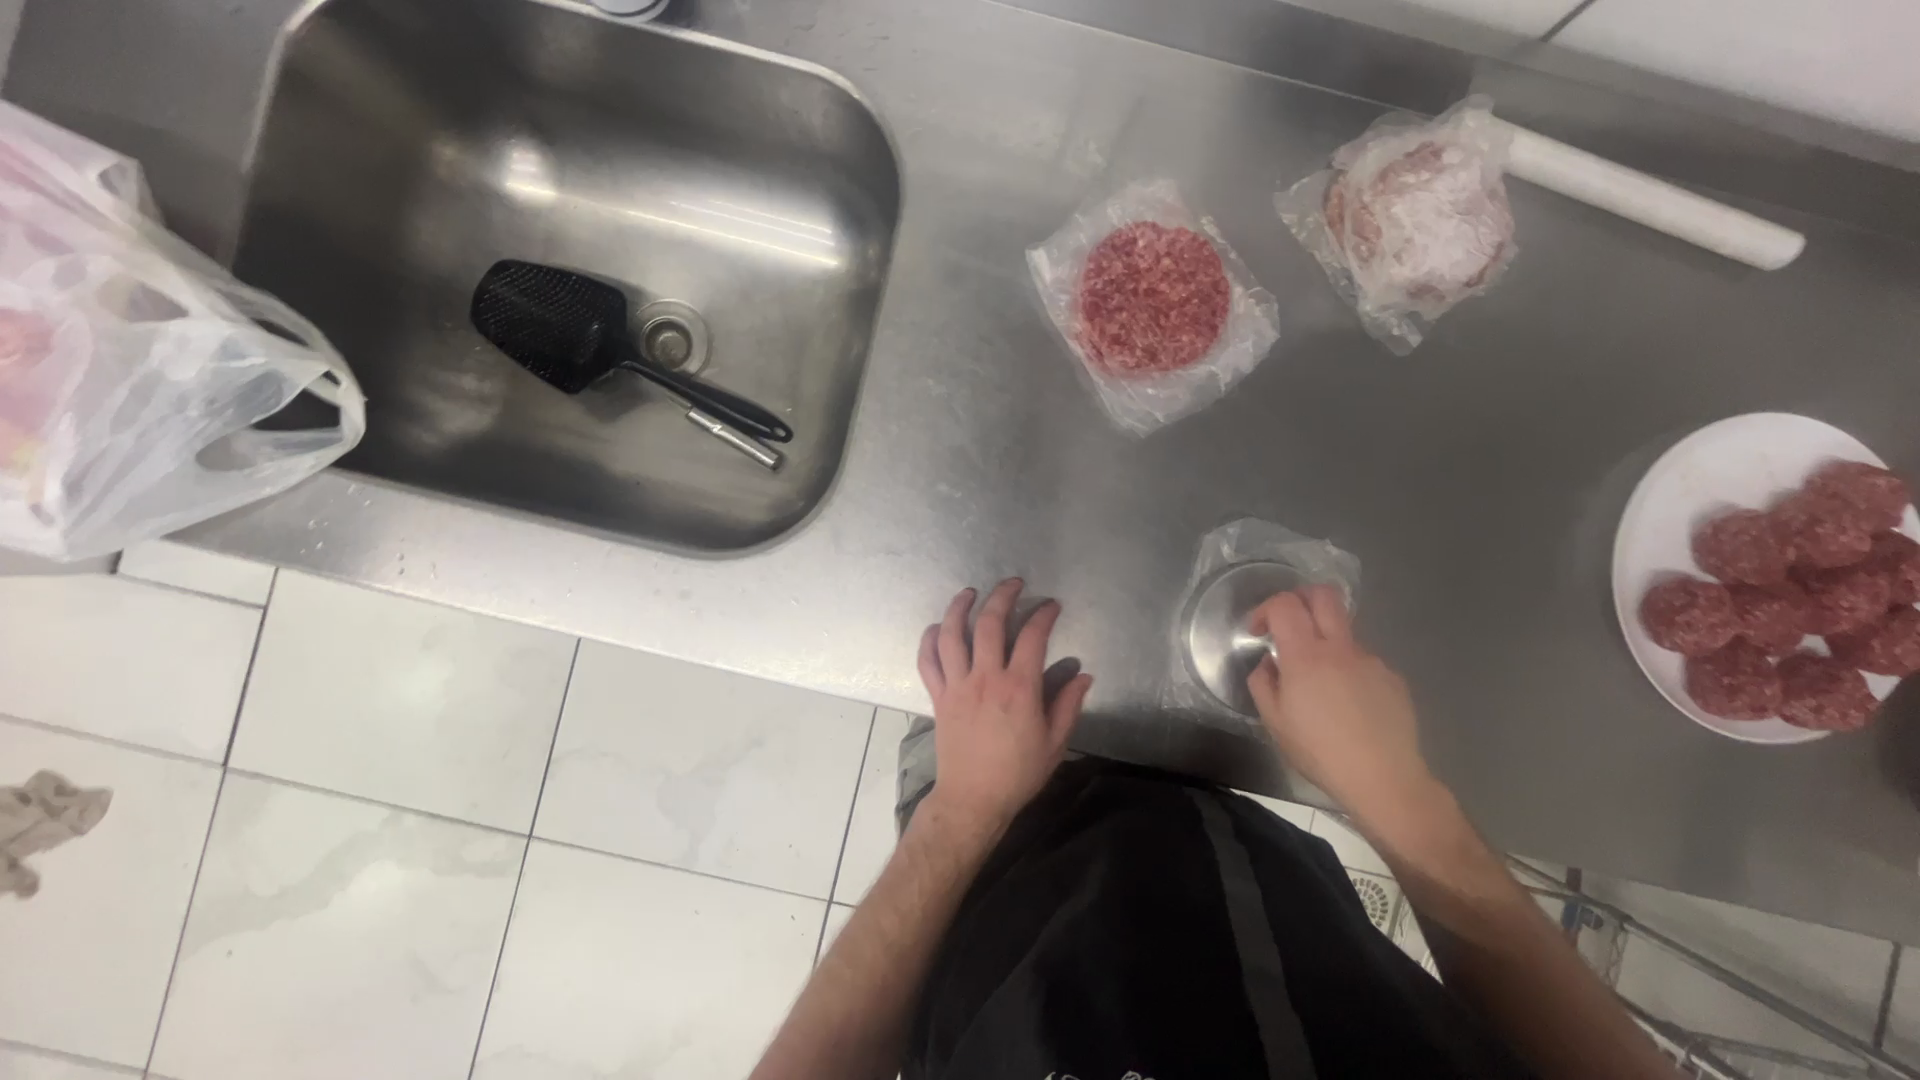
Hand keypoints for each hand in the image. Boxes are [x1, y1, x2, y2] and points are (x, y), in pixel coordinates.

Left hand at [916, 579, 1092, 832]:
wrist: (973, 799)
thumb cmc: (1018, 773)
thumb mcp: (1055, 743)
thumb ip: (1069, 705)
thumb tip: (1083, 675)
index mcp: (1019, 689)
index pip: (1033, 637)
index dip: (1044, 615)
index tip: (1051, 606)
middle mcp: (986, 679)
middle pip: (991, 624)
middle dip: (1003, 596)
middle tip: (1014, 584)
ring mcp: (957, 686)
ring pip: (953, 635)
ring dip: (960, 608)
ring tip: (970, 593)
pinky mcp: (938, 697)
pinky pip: (928, 662)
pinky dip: (929, 640)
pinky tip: (938, 627)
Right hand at [1246, 586, 1432, 822]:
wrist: (1383, 778)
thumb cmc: (1319, 751)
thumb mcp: (1274, 722)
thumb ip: (1263, 683)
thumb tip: (1270, 664)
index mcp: (1306, 656)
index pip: (1285, 605)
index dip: (1266, 609)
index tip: (1258, 632)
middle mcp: (1341, 648)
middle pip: (1323, 595)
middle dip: (1300, 598)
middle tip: (1289, 624)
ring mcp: (1371, 661)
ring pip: (1344, 633)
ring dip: (1326, 644)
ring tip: (1322, 688)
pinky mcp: (1393, 678)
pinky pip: (1364, 662)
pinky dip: (1349, 672)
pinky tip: (1350, 707)